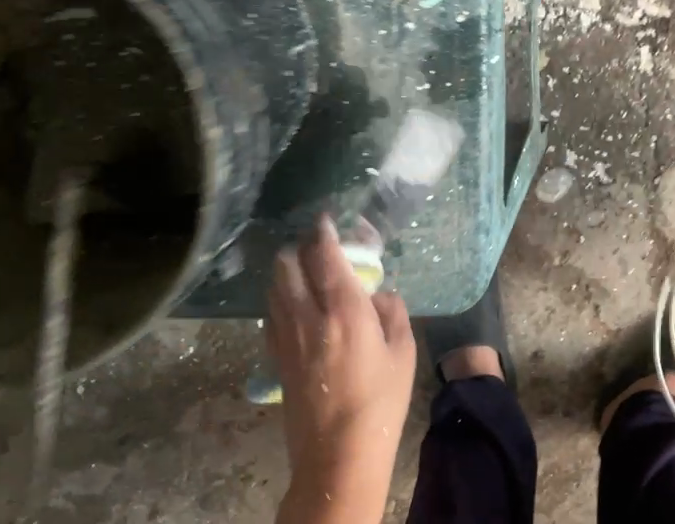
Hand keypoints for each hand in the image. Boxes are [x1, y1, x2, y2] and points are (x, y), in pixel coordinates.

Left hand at [267, 215, 417, 523]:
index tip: (326, 218)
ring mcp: (286, 339)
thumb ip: (393, 311)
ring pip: (274, 288)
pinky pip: (270, 315)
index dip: (323, 231)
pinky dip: (280, 300)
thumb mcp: (403, 351)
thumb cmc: (381, 402)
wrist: (338, 456)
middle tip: (316, 246)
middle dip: (298, 248)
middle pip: (287, 266)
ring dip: (286, 272)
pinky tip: (295, 309)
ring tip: (303, 272)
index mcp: (345, 310)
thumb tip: (379, 294)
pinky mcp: (275, 360)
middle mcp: (309, 317)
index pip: (325, 255)